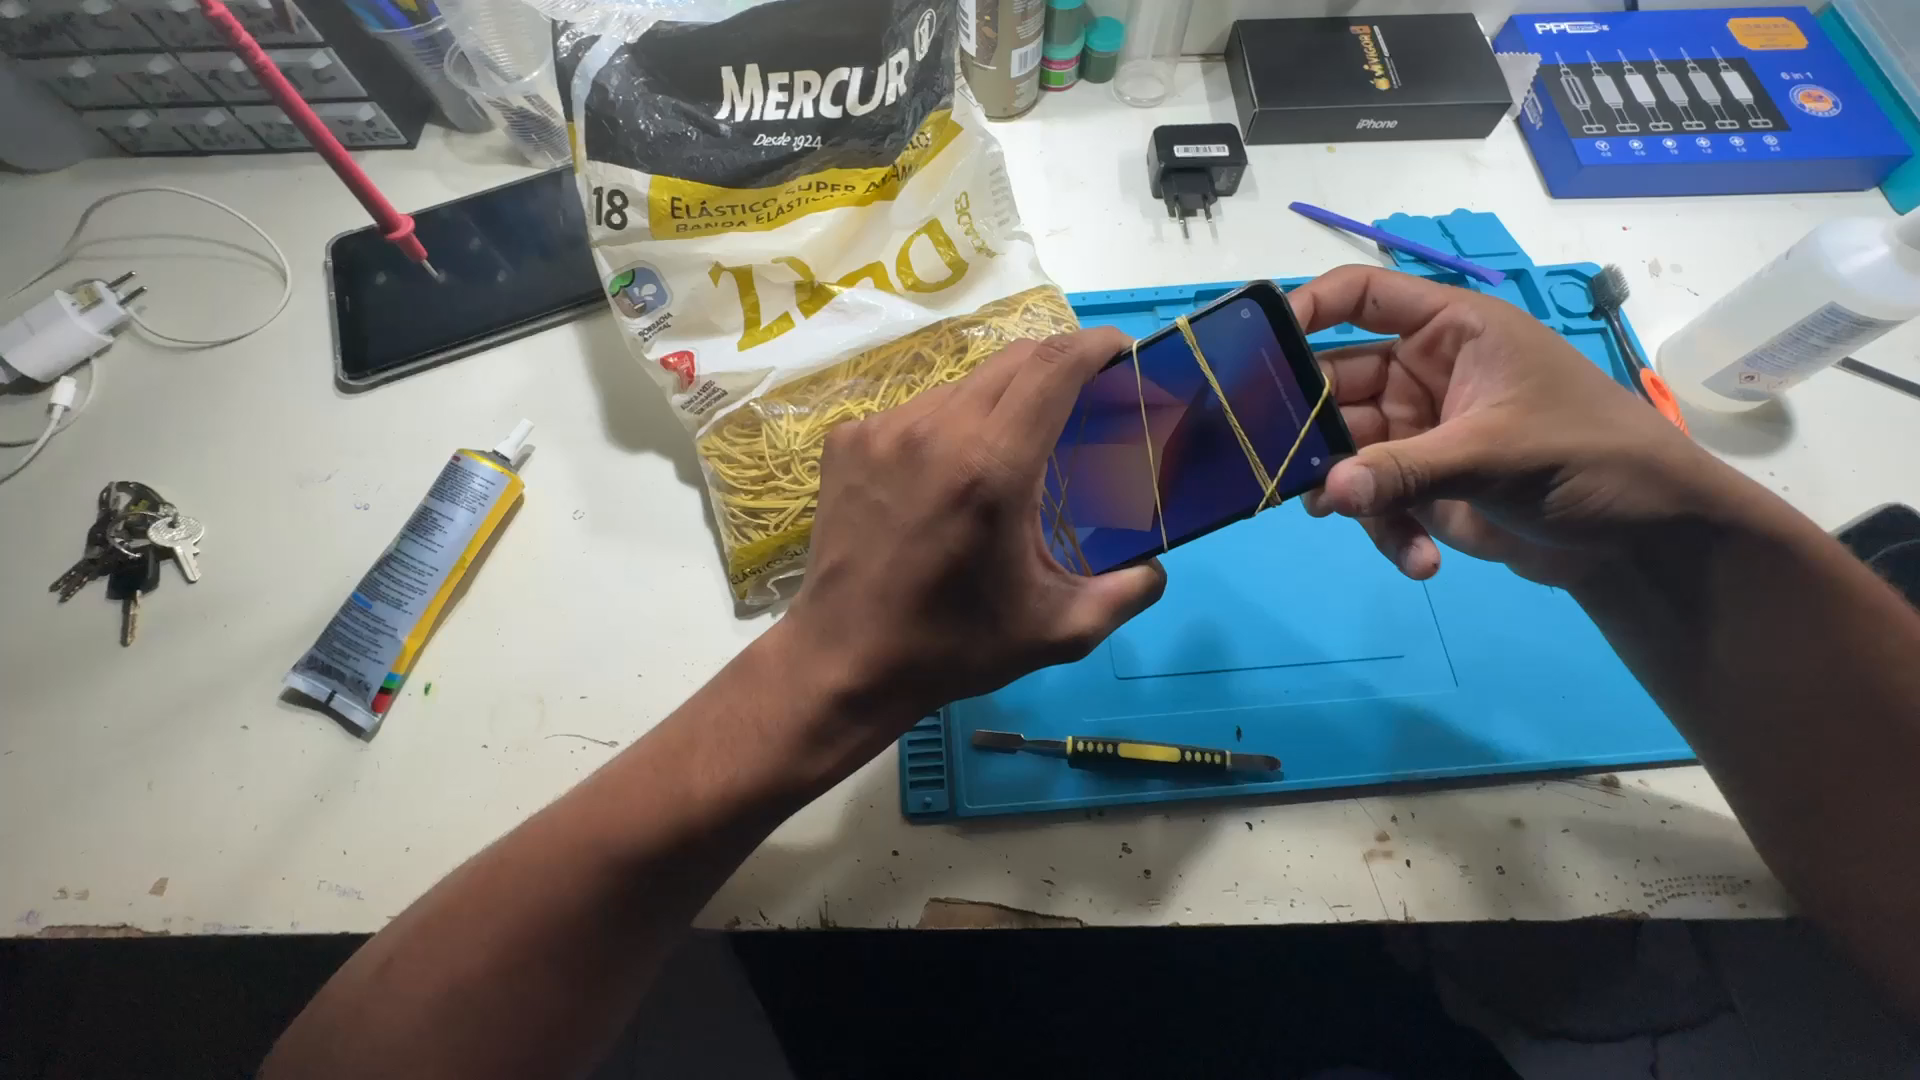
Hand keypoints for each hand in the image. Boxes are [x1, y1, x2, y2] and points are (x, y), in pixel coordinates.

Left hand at [778, 327, 1166, 754]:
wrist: (847, 661)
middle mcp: (935, 429)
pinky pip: (915, 412)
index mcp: (993, 466)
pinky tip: (945, 474)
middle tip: (1079, 402)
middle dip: (1057, 367)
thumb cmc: (954, 646)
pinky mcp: (847, 441)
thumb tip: (1156, 568)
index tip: (1121, 352)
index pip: (1055, 365)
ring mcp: (882, 429)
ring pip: (962, 385)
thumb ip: (1127, 594)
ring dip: (999, 401)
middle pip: (1012, 361)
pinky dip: (946, 427)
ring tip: (1009, 447)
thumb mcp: (1059, 631)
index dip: (1096, 345)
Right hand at [1289, 265, 1724, 587]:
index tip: (1253, 345)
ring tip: (1348, 515)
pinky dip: (1383, 529)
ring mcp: (1412, 432)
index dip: (1306, 307)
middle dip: (1307, 425)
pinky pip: (1369, 499)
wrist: (1640, 543)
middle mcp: (1419, 375)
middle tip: (1272, 459)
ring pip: (1341, 450)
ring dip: (1342, 488)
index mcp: (1449, 333)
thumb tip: (1324, 494)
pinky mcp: (1413, 484)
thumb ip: (1404, 470)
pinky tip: (1418, 559)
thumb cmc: (1591, 458)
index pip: (1362, 297)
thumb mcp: (1496, 452)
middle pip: (1332, 383)